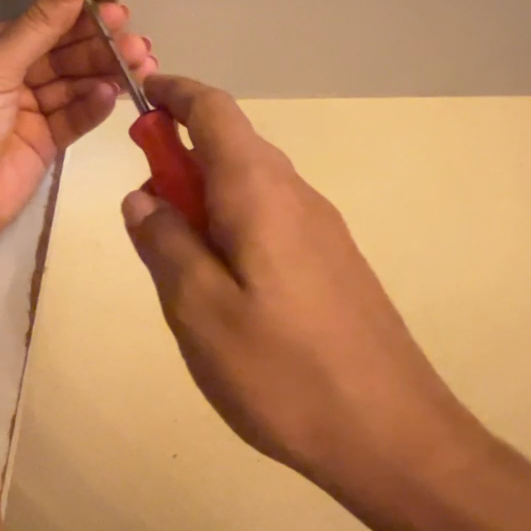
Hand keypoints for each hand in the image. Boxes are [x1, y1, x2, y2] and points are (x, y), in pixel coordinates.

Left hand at [0, 0, 156, 237]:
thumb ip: (41, 24)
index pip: (36, 26)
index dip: (76, 18)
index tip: (118, 13)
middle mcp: (2, 76)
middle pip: (59, 54)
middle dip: (98, 48)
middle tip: (137, 44)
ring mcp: (24, 110)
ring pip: (71, 84)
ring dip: (104, 74)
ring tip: (141, 66)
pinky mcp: (43, 141)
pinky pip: (72, 116)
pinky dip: (93, 105)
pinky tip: (114, 95)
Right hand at [120, 75, 477, 480]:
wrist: (393, 436)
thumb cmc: (284, 372)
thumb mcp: (198, 310)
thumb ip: (164, 243)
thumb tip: (143, 196)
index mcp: (259, 192)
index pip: (214, 110)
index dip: (173, 94)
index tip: (137, 98)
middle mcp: (296, 195)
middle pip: (233, 145)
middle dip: (179, 156)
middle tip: (142, 208)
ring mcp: (322, 229)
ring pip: (250, 185)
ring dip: (204, 197)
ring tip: (174, 257)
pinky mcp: (333, 263)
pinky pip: (270, 219)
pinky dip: (231, 225)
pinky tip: (221, 286)